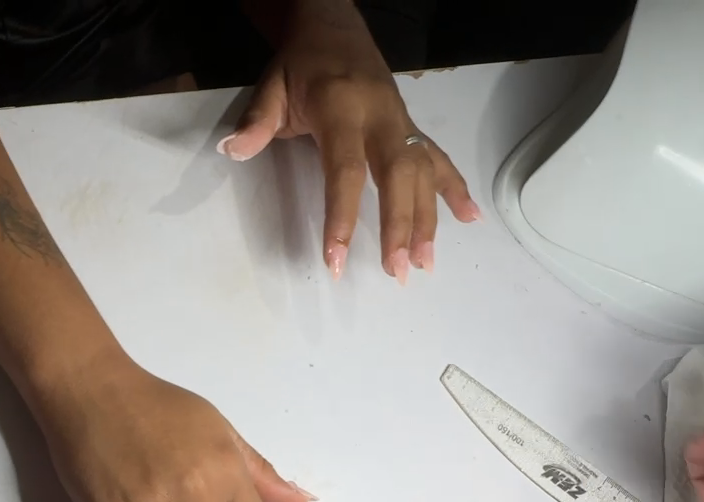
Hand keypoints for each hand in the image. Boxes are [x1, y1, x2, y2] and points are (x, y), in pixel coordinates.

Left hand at [219, 0, 479, 281]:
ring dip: (428, 220)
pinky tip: (470, 218)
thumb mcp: (272, 88)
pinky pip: (438, 159)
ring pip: (423, 173)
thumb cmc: (301, 66)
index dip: (342, 217)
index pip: (346, 171)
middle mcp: (381, 117)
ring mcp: (400, 122)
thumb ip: (256, 121)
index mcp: (343, 110)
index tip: (336, 259)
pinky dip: (455, 189)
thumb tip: (232, 150)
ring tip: (425, 265)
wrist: (335, 27)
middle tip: (397, 271)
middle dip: (400, 226)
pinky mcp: (410, 128)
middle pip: (398, 175)